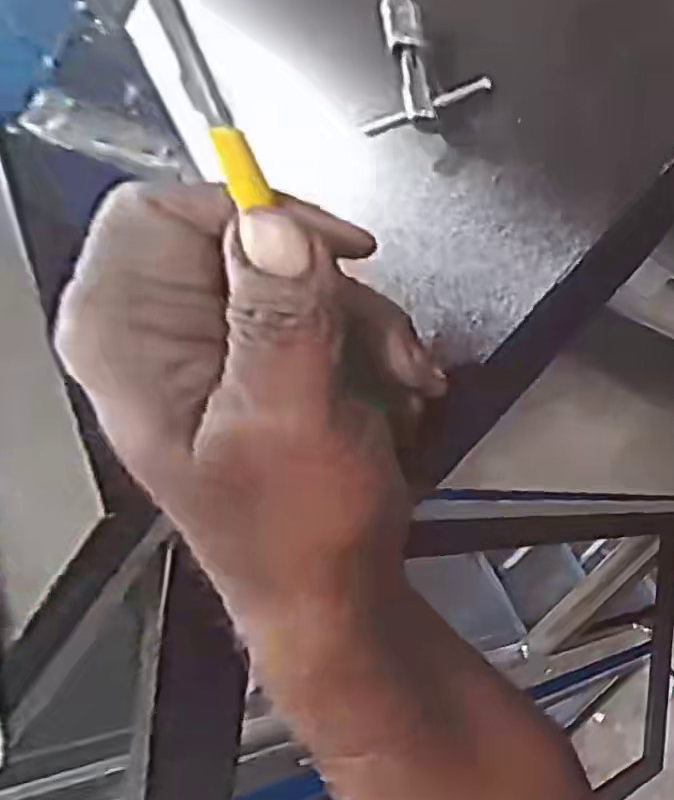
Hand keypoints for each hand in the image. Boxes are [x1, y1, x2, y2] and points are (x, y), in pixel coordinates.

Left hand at [55, 184, 445, 625]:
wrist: (332, 583)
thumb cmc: (300, 519)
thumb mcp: (293, 419)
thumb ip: (282, 322)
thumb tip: (275, 225)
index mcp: (132, 332)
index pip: (170, 216)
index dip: (262, 217)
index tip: (353, 250)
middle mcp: (174, 332)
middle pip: (261, 257)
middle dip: (350, 300)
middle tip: (402, 355)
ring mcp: (235, 356)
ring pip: (316, 295)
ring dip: (383, 335)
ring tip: (415, 385)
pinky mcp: (286, 376)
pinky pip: (342, 334)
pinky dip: (387, 358)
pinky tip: (408, 395)